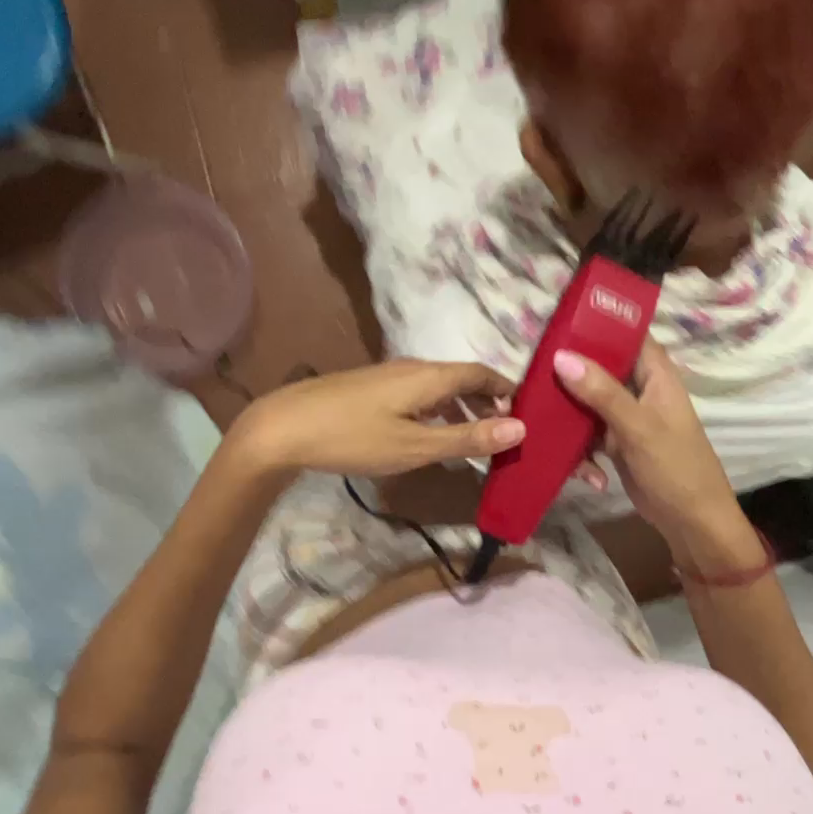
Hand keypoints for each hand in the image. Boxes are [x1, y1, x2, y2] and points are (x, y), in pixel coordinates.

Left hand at [232, 360, 522, 477]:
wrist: (284, 427)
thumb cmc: (354, 437)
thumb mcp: (415, 445)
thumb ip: (467, 438)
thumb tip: (522, 427)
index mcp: (429, 376)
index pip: (480, 372)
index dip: (506, 388)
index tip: (529, 410)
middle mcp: (412, 368)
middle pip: (461, 378)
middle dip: (487, 400)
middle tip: (507, 431)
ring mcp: (387, 377)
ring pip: (438, 388)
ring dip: (462, 409)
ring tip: (475, 439)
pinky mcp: (369, 390)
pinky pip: (418, 395)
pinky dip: (437, 412)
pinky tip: (431, 436)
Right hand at [553, 341, 741, 542]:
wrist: (691, 523)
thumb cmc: (676, 467)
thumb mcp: (638, 427)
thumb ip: (601, 392)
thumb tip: (561, 357)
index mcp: (657, 376)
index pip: (628, 335)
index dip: (598, 325)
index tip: (559, 322)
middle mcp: (641, 390)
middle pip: (600, 368)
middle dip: (570, 373)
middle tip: (534, 374)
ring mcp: (627, 418)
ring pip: (588, 403)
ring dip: (570, 418)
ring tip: (549, 428)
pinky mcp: (616, 444)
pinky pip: (588, 435)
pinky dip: (581, 451)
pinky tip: (587, 474)